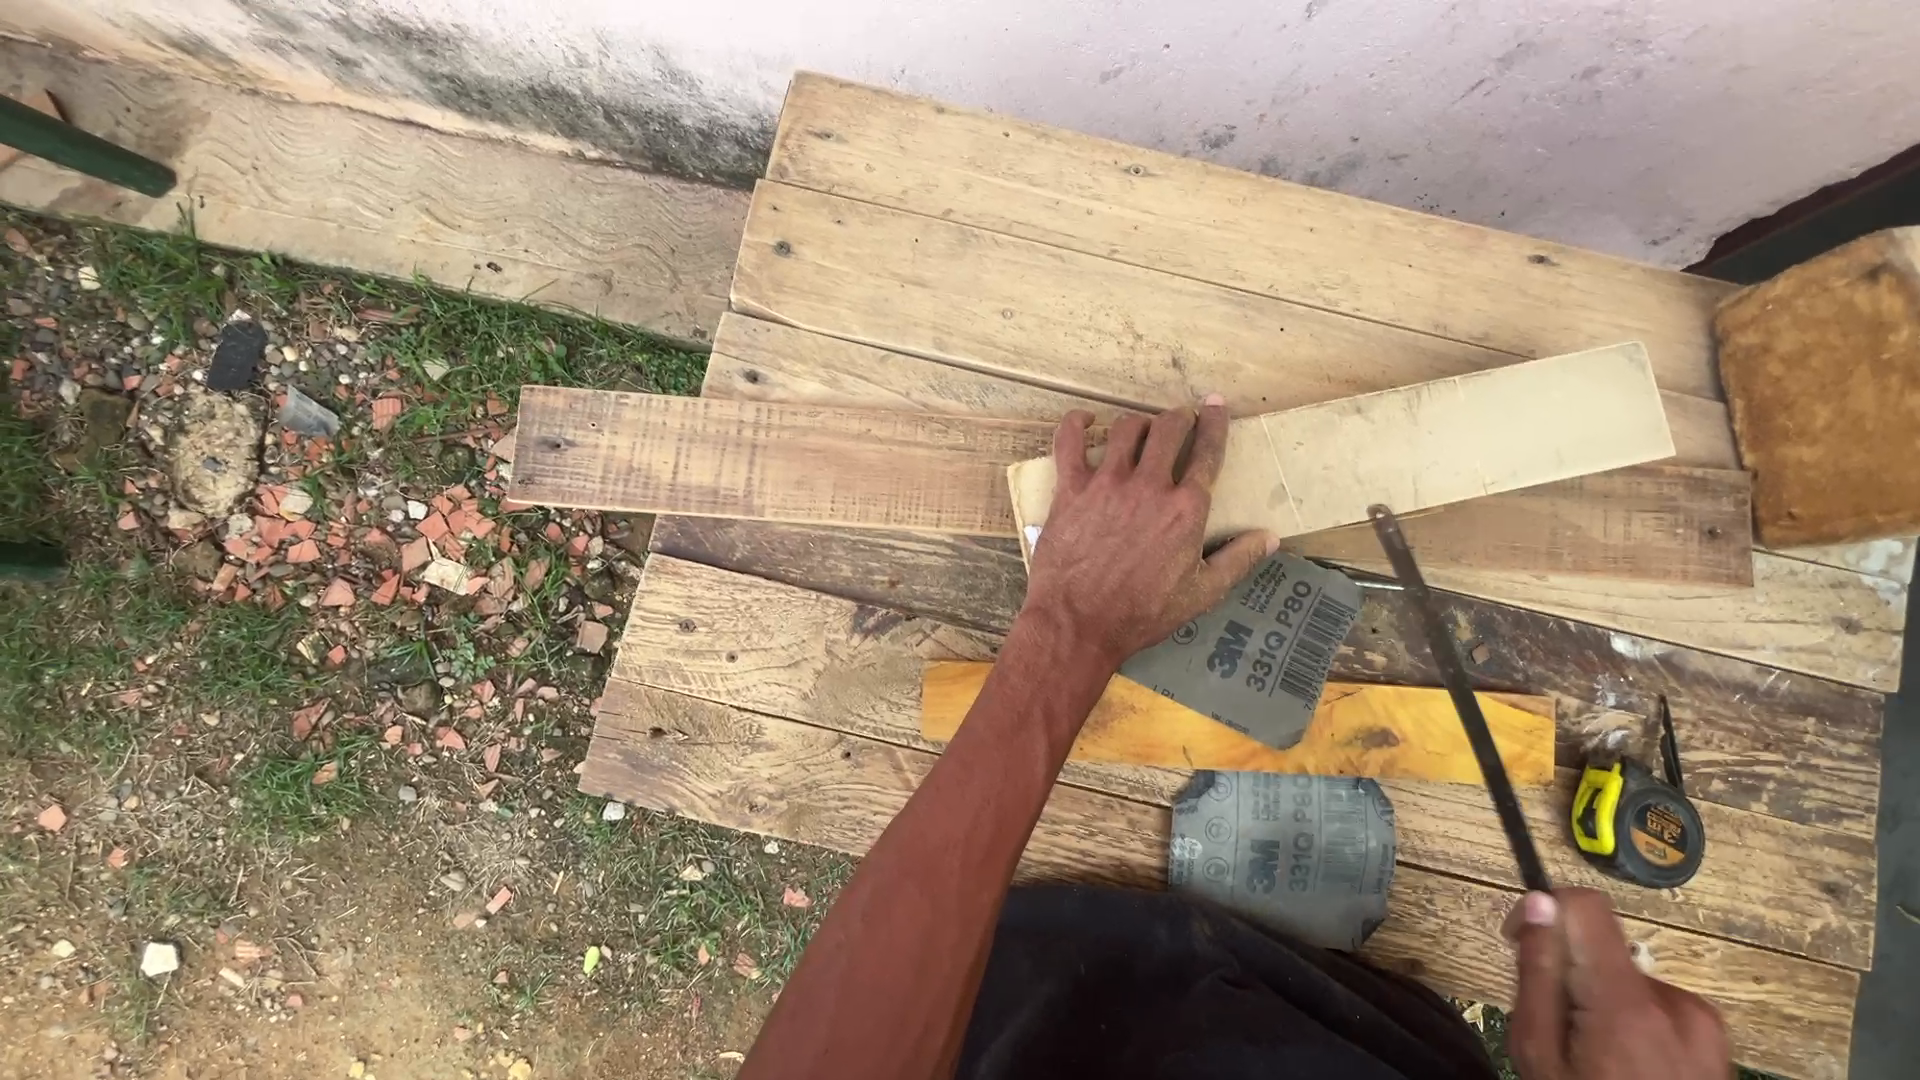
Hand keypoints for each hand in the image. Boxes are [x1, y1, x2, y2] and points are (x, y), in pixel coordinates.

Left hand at [1020, 395, 1278, 668]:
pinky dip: (1076, 424)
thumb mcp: (1201, 595)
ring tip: (1141, 429)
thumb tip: (1271, 537)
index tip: (1216, 404)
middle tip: (1180, 418)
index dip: (1215, 423)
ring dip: (1138, 423)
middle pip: (1168, 429)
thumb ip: (1238, 561)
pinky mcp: (1070, 489)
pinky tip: (1085, 421)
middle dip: (1178, 416)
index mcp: (1185, 509)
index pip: (1208, 452)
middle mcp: (1149, 486)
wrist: (1078, 623)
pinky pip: (1069, 442)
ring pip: (1125, 429)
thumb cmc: (1142, 614)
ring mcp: (1106, 484)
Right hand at [1502, 889, 1729, 1079]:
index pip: (1586, 906)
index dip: (1544, 907)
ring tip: (1585, 1049)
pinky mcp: (1716, 1042)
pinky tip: (1618, 1060)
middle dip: (1565, 967)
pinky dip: (1626, 1018)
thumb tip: (1538, 903)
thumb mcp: (1538, 1048)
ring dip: (1596, 996)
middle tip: (1549, 1018)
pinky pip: (1653, 1004)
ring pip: (1624, 976)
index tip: (1520, 938)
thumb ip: (1536, 972)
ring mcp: (1704, 1025)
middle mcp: (1677, 1003)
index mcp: (1628, 1002)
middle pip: (1599, 946)